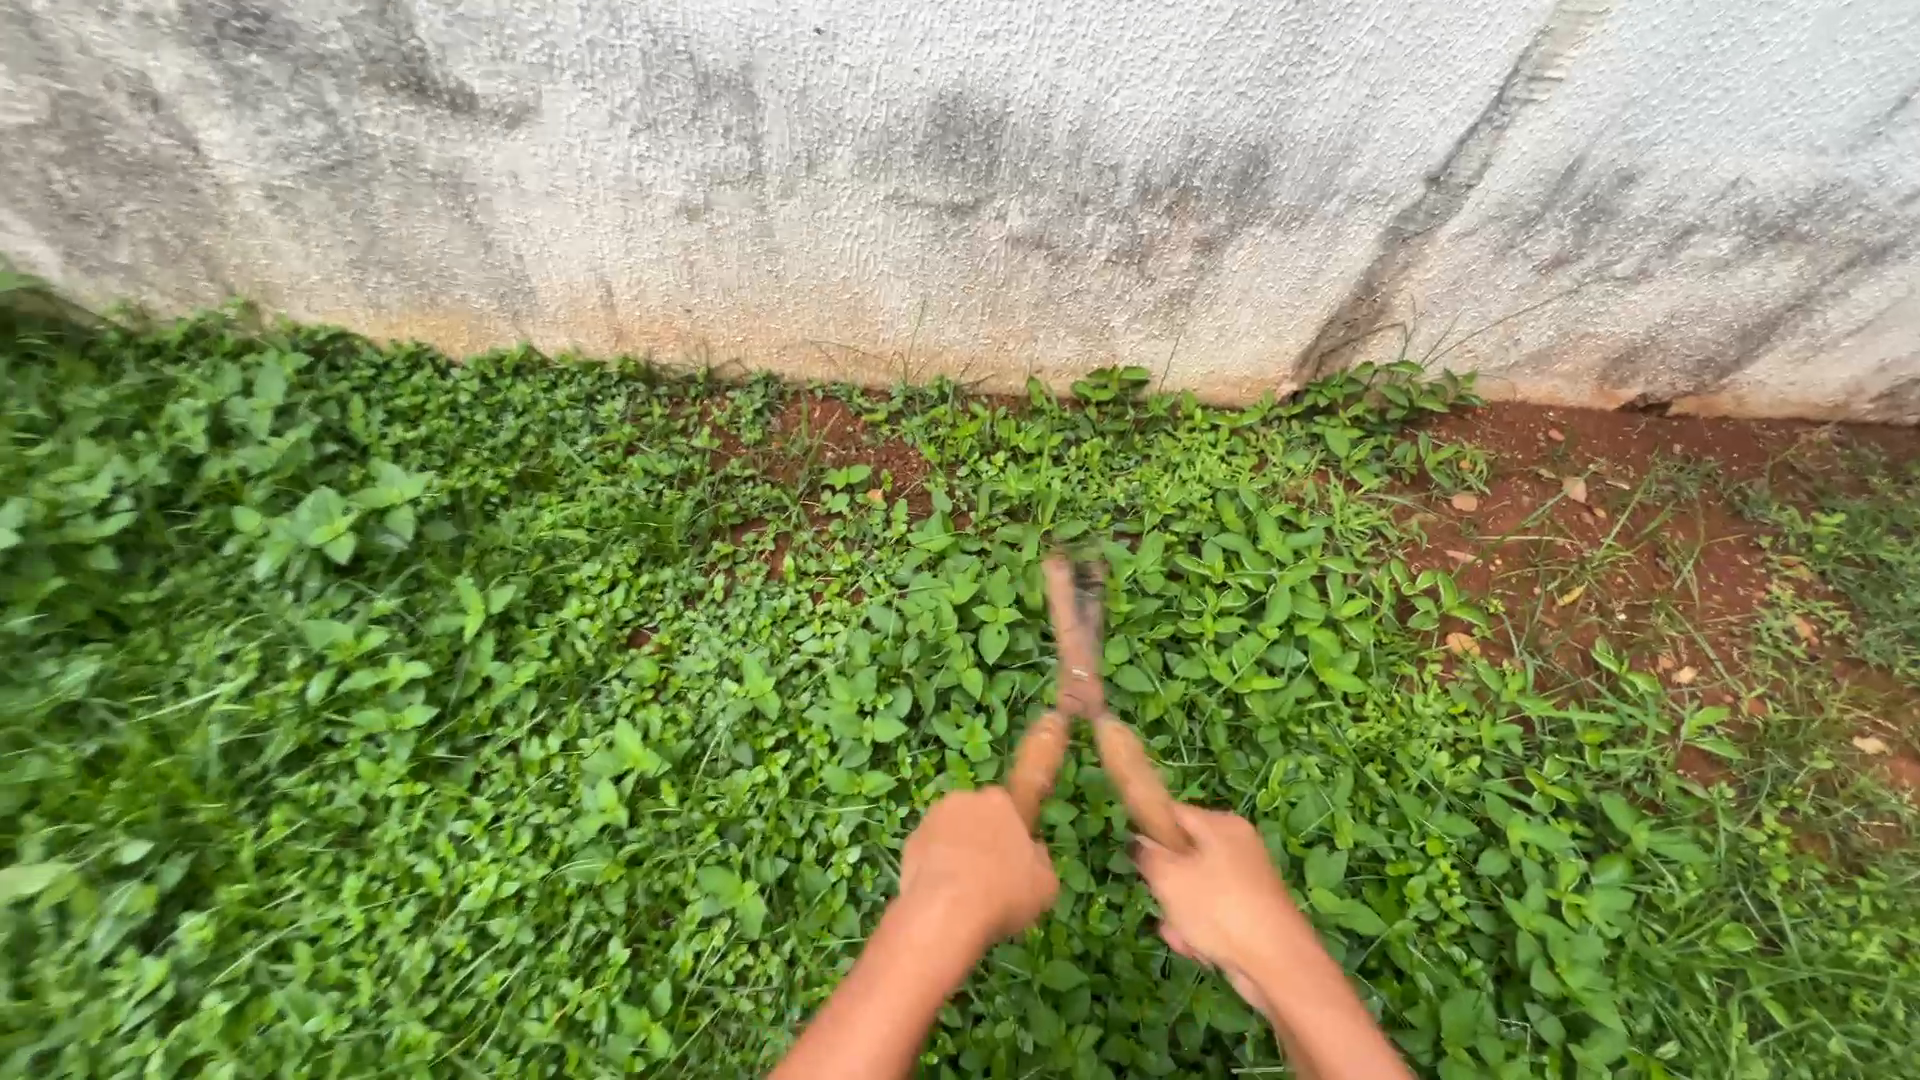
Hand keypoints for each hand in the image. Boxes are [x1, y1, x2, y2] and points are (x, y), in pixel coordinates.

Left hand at [899, 787, 1057, 943]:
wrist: (948, 911)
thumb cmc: (1004, 891)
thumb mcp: (1046, 882)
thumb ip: (1040, 860)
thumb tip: (1034, 853)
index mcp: (998, 801)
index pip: (1006, 807)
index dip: (1009, 833)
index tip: (1013, 859)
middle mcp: (963, 800)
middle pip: (975, 816)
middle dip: (980, 838)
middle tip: (990, 875)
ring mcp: (932, 819)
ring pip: (949, 833)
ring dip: (955, 851)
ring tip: (964, 891)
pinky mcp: (909, 842)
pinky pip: (928, 853)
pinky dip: (934, 868)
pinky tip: (942, 896)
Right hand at [1131, 803, 1311, 1011]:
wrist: (1278, 965)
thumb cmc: (1218, 909)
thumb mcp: (1168, 877)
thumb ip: (1146, 854)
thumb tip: (1138, 842)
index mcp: (1221, 824)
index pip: (1172, 813)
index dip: (1148, 831)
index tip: (1136, 857)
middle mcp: (1237, 844)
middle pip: (1183, 853)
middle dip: (1166, 884)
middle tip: (1161, 900)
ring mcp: (1247, 879)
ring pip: (1196, 887)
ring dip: (1180, 912)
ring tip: (1181, 934)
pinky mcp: (1252, 910)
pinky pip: (1214, 910)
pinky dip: (1202, 927)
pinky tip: (1198, 948)